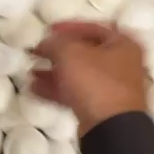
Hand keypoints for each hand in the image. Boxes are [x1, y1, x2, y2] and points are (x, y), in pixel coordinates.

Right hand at [31, 22, 148, 133]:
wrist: (110, 127)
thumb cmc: (95, 82)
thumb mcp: (70, 54)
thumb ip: (55, 43)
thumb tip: (46, 42)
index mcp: (122, 44)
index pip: (93, 27)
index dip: (69, 26)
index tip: (48, 29)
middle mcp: (121, 64)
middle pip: (85, 52)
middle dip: (58, 52)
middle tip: (37, 51)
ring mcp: (112, 87)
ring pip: (78, 74)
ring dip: (54, 71)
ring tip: (31, 71)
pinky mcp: (100, 107)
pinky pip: (76, 92)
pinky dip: (56, 89)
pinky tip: (34, 88)